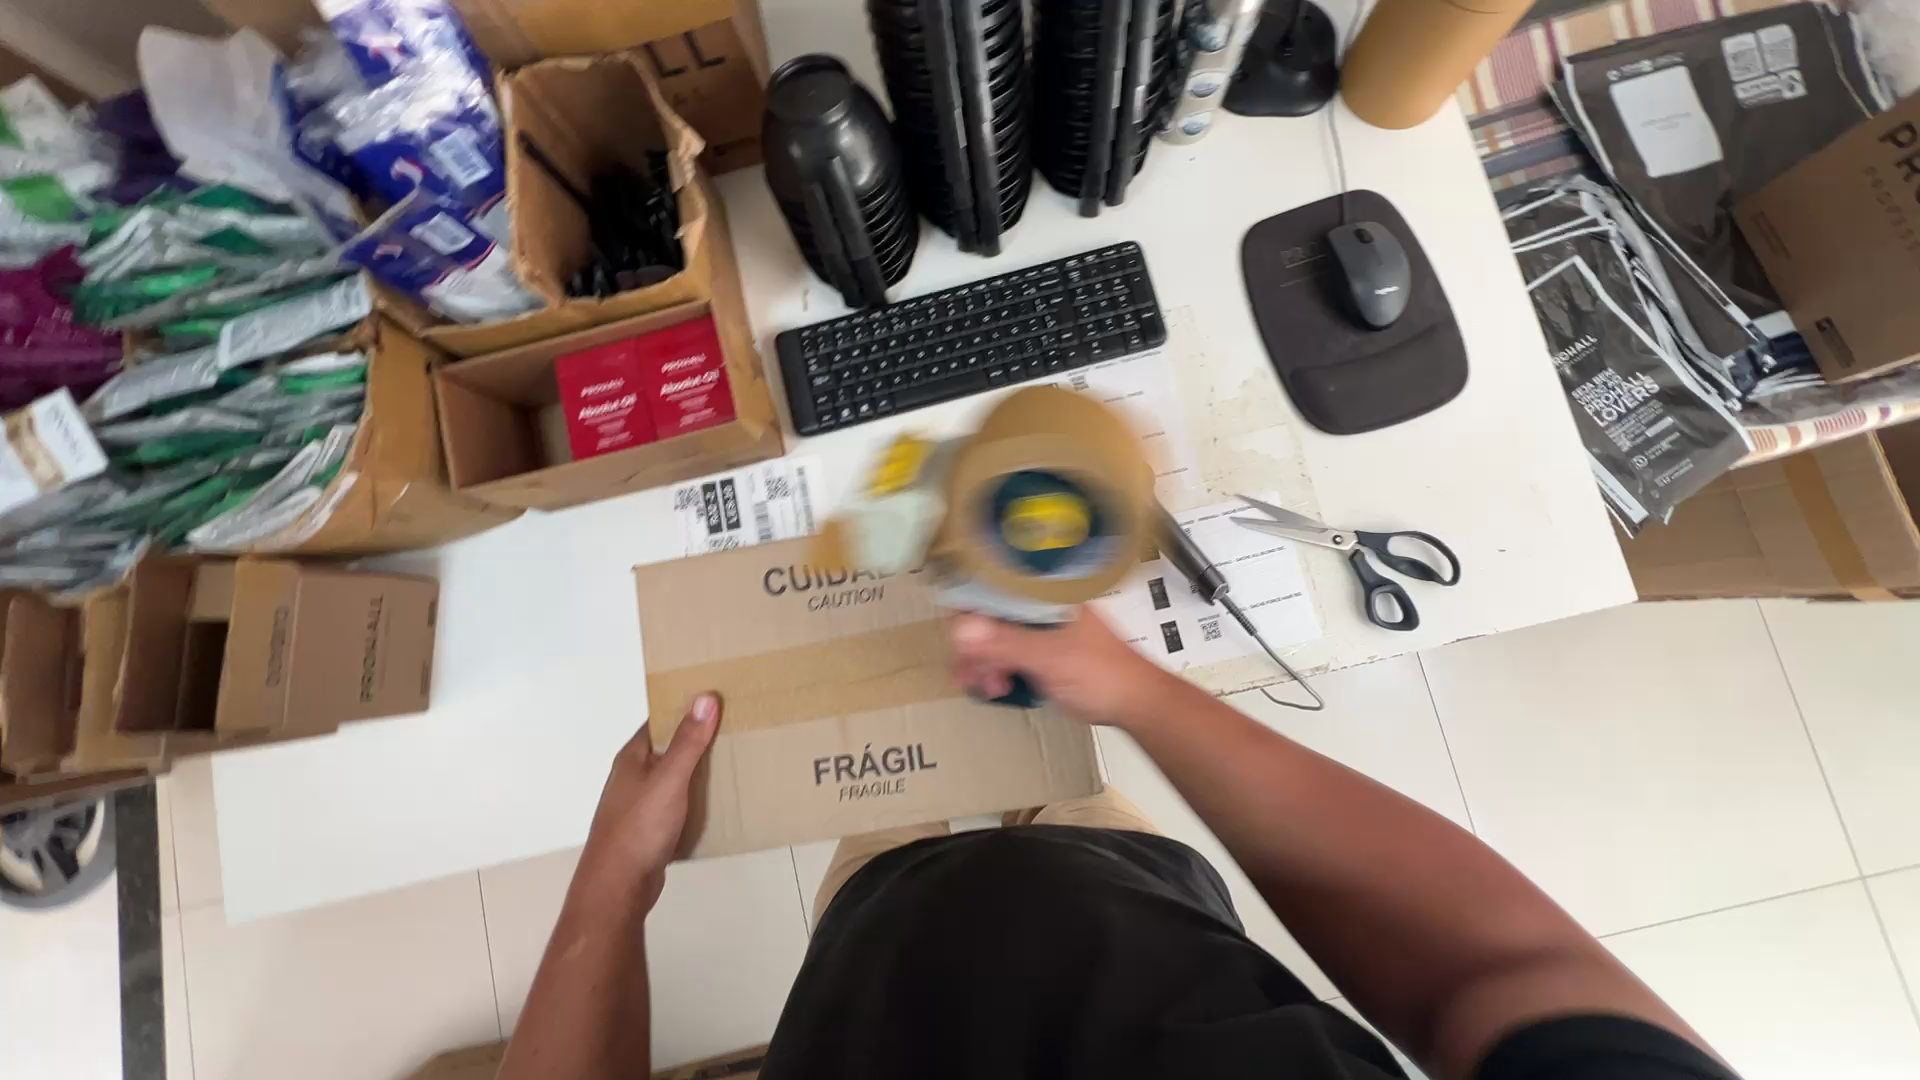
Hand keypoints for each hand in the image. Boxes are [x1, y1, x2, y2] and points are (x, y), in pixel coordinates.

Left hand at [576, 693, 720, 909]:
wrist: (617, 889)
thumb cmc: (639, 828)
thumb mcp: (668, 780)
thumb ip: (687, 741)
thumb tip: (706, 697)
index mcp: (633, 757)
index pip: (661, 719)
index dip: (687, 705)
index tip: (720, 696)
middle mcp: (633, 775)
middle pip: (669, 745)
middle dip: (699, 735)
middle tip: (737, 724)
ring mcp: (640, 802)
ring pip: (675, 774)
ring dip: (699, 766)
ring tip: (735, 756)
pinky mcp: (650, 825)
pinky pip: (678, 799)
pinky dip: (696, 793)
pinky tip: (718, 796)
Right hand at [946, 608, 1186, 728]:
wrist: (1137, 704)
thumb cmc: (1105, 675)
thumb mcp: (1049, 658)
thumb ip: (1006, 643)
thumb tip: (961, 629)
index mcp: (1046, 595)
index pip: (994, 586)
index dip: (969, 609)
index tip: (957, 637)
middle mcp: (1042, 606)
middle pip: (991, 615)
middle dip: (976, 646)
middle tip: (971, 671)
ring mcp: (1043, 629)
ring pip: (998, 638)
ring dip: (984, 663)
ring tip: (988, 686)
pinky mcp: (1045, 652)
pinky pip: (1010, 655)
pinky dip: (998, 671)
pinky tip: (998, 688)